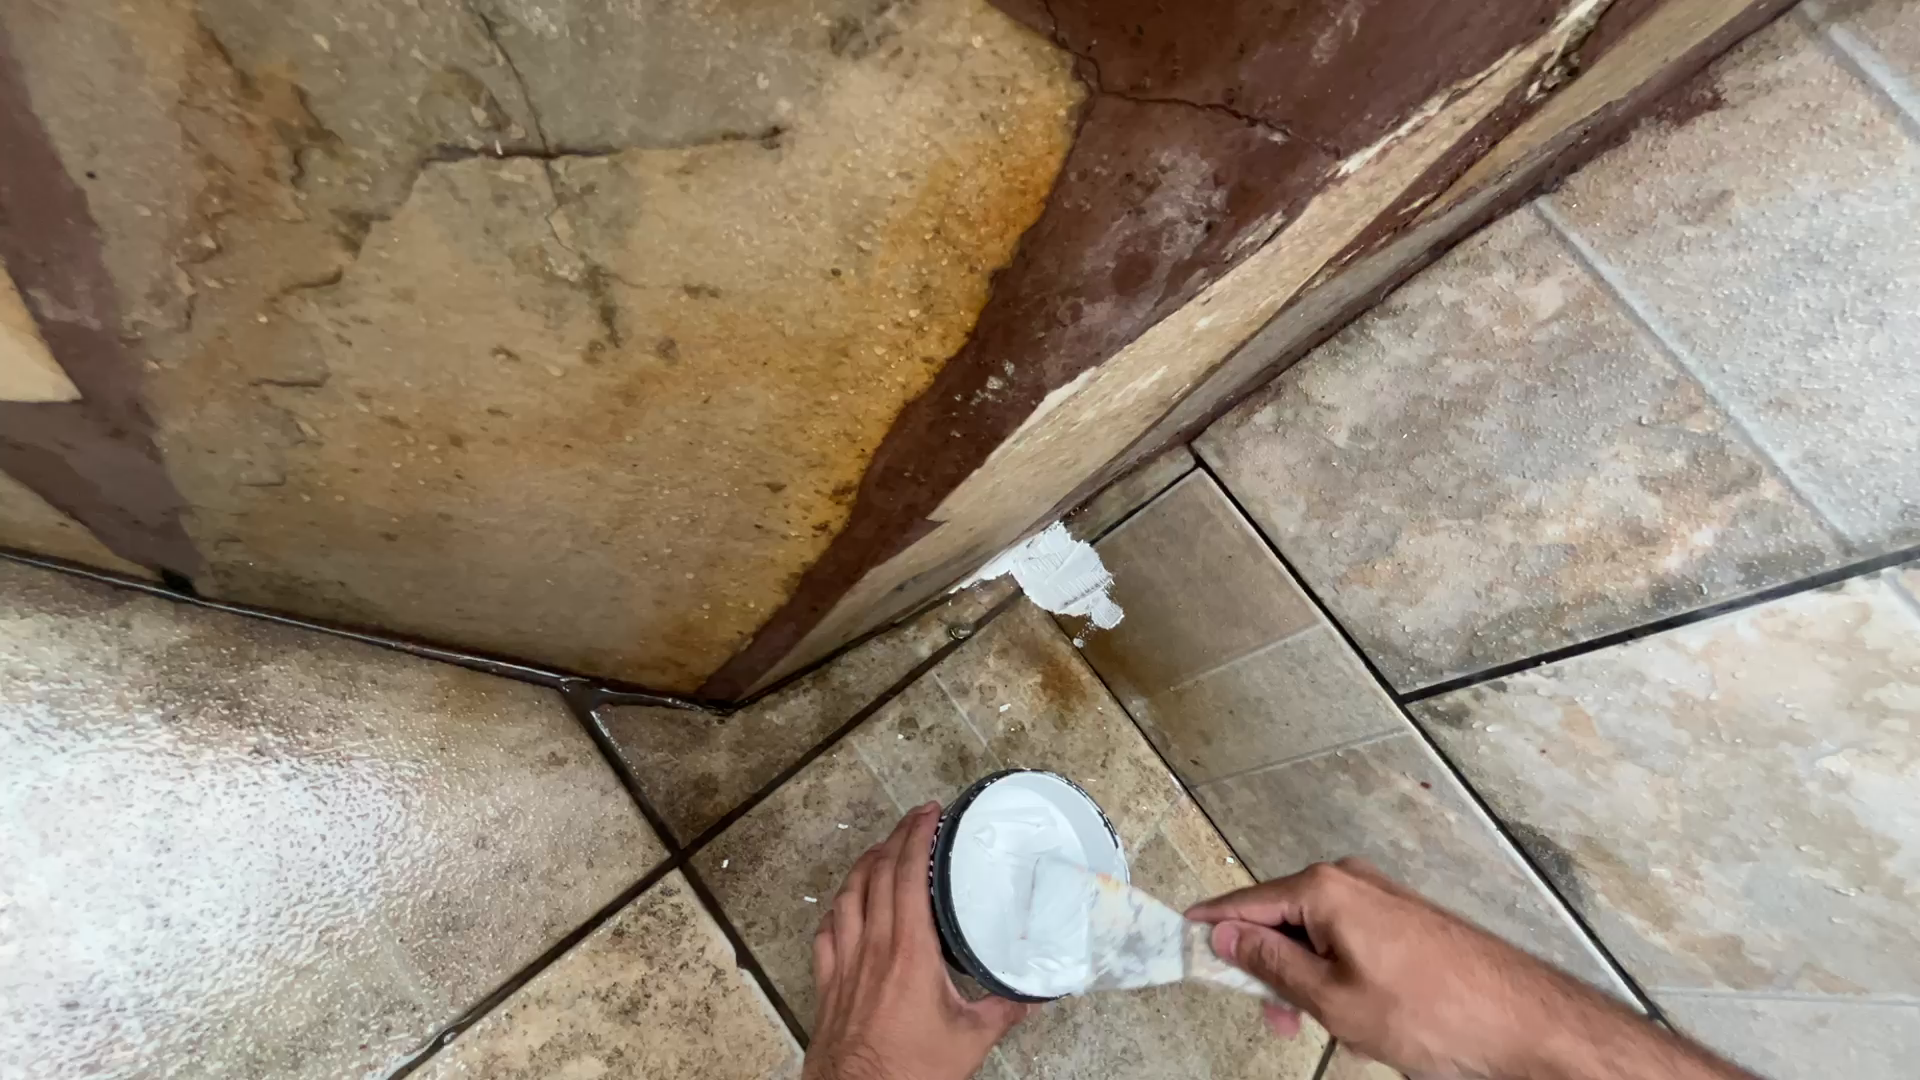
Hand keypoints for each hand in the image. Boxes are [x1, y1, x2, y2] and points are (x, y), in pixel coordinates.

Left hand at [803, 802, 1030, 1079]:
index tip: (930, 813)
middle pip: (878, 871)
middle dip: (896, 836)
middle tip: (916, 819)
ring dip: (866, 863)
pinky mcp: (826, 981)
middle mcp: (873, 943)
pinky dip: (838, 906)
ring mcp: (844, 960)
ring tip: (884, 848)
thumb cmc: (911, 1070)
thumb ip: (1004, 1009)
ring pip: (848, 893)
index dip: (917, 836)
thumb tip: (1036, 991)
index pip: (908, 873)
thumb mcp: (969, 1041)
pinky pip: (826, 930)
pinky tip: (846, 903)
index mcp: (909, 948)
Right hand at [1186, 859, 1752, 1079]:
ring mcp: (1378, 894)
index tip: (1182, 932)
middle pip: (1281, 914)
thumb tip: (1224, 935)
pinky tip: (1347, 1004)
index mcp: (1322, 887)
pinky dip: (1332, 965)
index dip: (1213, 922)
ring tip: (1312, 1022)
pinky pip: (1346, 932)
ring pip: (1314, 927)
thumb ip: (1270, 965)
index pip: (1247, 901)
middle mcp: (1346, 877)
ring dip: (1301, 970)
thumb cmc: (1430, 1014)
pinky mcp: (1403, 916)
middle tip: (1266, 1014)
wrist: (1534, 1028)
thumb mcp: (1333, 1001)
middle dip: (1266, 962)